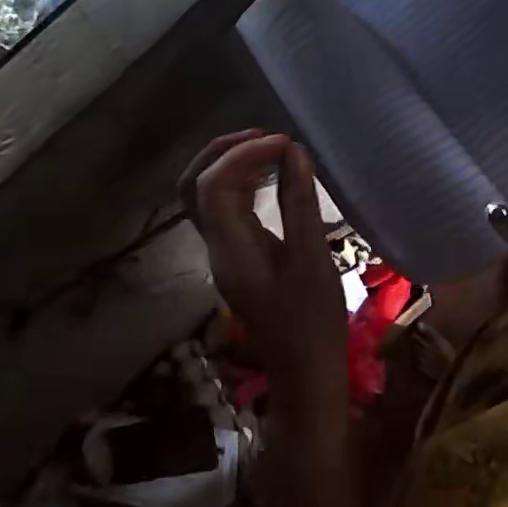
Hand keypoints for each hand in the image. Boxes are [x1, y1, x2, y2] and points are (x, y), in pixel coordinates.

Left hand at [179, 131, 346, 396]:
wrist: (304, 369)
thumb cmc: (313, 321)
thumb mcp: (312, 260)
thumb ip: (300, 202)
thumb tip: (295, 152)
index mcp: (230, 250)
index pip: (213, 187)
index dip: (243, 155)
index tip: (284, 143)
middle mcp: (216, 247)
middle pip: (193, 187)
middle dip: (224, 153)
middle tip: (267, 138)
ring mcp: (222, 251)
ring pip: (204, 196)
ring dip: (231, 164)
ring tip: (272, 148)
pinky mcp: (235, 254)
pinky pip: (224, 208)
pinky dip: (241, 182)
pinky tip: (271, 175)